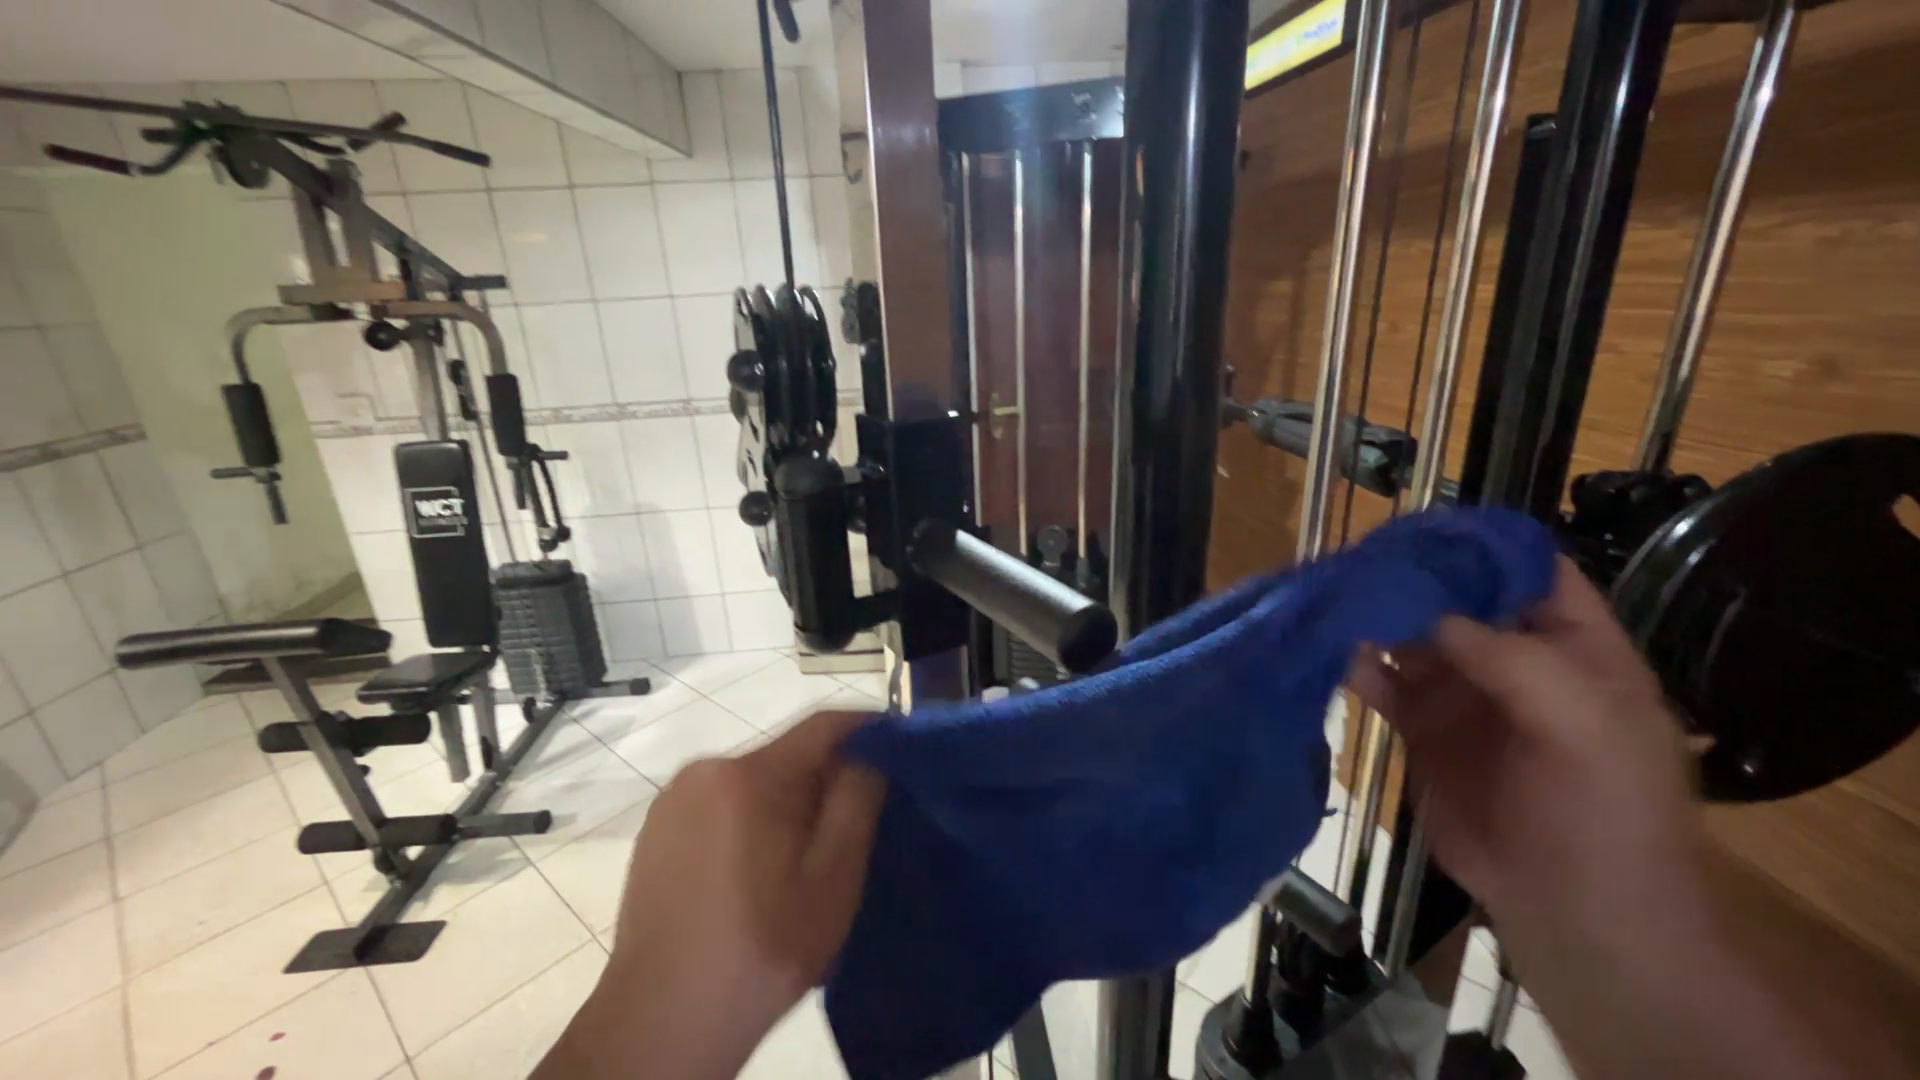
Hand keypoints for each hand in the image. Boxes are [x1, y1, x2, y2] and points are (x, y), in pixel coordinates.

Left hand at [536, 711, 885, 1079]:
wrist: (662, 1020)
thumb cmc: (763, 948)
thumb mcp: (833, 877)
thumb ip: (857, 800)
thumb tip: (871, 752)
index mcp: (747, 775)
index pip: (823, 726)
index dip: (868, 729)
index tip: (900, 748)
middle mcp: (703, 771)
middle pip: (786, 756)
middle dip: (827, 779)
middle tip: (858, 825)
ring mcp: (672, 801)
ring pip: (754, 782)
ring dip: (788, 804)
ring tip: (807, 859)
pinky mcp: (656, 831)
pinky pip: (721, 806)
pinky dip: (752, 822)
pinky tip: (758, 874)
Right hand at [1347, 557, 1704, 939]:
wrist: (1572, 908)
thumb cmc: (1604, 812)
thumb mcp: (1584, 725)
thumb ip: (1512, 659)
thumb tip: (1429, 613)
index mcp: (1573, 646)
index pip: (1529, 570)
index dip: (1481, 544)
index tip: (1421, 528)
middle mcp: (1514, 658)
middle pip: (1457, 596)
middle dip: (1412, 577)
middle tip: (1357, 558)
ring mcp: (1463, 694)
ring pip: (1411, 635)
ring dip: (1376, 618)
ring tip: (1335, 599)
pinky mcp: (1421, 729)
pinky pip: (1382, 683)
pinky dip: (1357, 666)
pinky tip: (1335, 656)